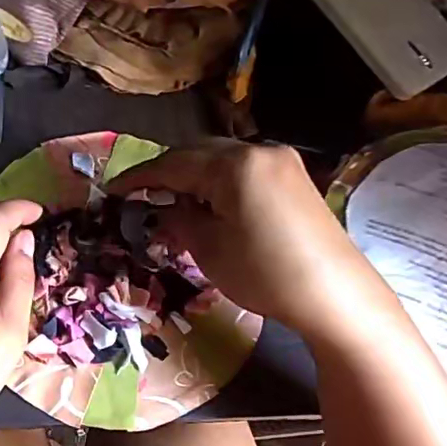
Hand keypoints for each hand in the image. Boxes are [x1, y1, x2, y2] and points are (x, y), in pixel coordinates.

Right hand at [108, 140, 396, 346]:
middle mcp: (258, 150)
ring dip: (195, 176)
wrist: (334, 295)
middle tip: (142, 196)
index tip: (112, 190)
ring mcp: (281, 162)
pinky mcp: (295, 179)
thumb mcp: (210, 250)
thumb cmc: (265, 273)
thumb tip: (162, 209)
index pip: (173, 163)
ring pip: (223, 160)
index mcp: (234, 164)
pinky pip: (245, 171)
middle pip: (199, 153)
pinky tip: (211, 205)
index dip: (139, 177)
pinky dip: (221, 183)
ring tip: (174, 203)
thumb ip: (179, 220)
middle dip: (167, 172)